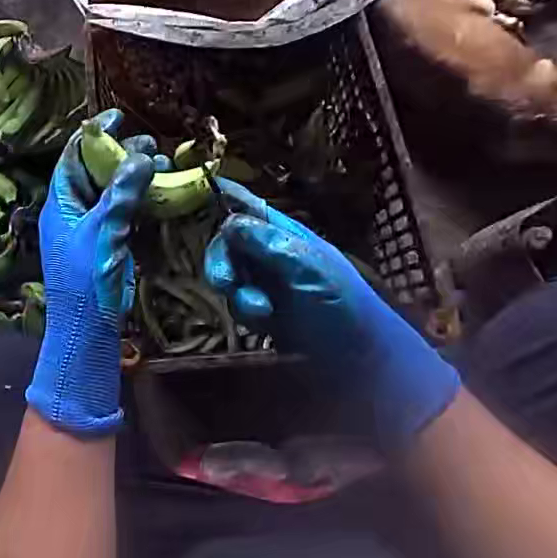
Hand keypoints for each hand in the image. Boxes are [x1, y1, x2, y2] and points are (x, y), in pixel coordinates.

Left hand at [28, 109, 154, 434]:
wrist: (87, 331)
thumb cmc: (86, 280)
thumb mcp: (103, 233)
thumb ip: (121, 194)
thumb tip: (141, 156)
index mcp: (61, 203)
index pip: (75, 157)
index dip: (95, 134)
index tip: (118, 116)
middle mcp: (74, 211)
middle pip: (97, 171)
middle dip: (122, 154)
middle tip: (150, 143)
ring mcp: (91, 228)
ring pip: (113, 191)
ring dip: (135, 176)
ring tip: (162, 164)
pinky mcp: (108, 243)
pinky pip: (124, 212)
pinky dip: (141, 199)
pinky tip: (160, 192)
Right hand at [203, 180, 458, 443]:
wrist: (363, 364)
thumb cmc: (341, 306)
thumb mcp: (306, 268)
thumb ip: (267, 242)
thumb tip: (228, 221)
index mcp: (287, 232)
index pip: (249, 204)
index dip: (223, 197)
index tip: (193, 193)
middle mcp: (274, 251)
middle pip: (229, 241)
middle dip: (222, 259)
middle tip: (225, 282)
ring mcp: (270, 282)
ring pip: (230, 273)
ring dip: (238, 291)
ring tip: (262, 311)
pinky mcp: (267, 311)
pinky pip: (239, 301)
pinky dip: (245, 310)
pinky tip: (265, 322)